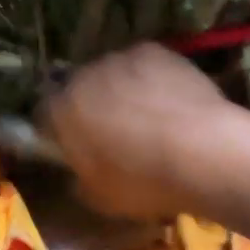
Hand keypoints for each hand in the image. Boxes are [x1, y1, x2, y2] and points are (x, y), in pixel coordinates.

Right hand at [39, 43, 240, 219]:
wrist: (205, 151)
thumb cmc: (146, 181)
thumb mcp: (101, 199)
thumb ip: (80, 178)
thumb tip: (78, 172)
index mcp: (62, 110)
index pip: (45, 113)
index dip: (58, 130)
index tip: (73, 146)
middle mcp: (83, 75)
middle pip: (79, 88)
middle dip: (91, 106)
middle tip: (114, 133)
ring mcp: (119, 58)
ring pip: (112, 74)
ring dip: (121, 91)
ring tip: (149, 118)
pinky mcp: (153, 50)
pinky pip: (143, 65)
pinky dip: (151, 80)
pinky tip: (171, 102)